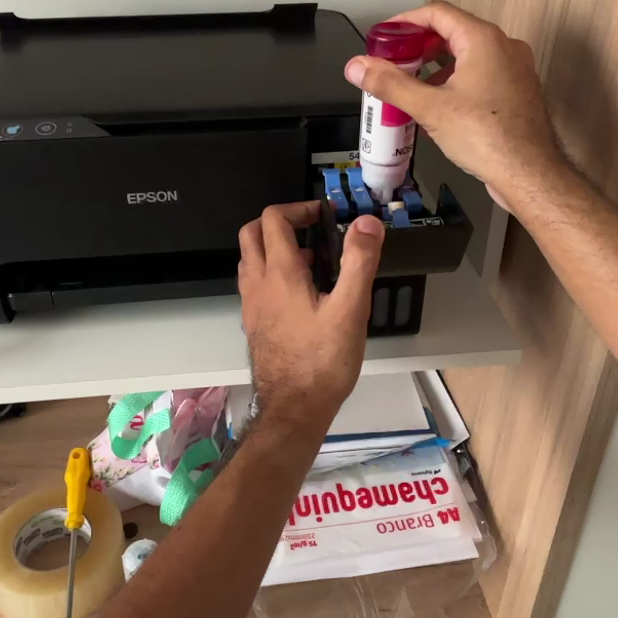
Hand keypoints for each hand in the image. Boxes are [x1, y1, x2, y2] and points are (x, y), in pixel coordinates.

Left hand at [237, 202, 385, 437]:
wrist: (293, 409)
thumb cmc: (323, 361)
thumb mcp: (350, 309)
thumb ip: (358, 262)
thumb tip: (366, 223)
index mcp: (279, 273)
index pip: (273, 219)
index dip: (298, 209)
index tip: (324, 217)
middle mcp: (258, 284)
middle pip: (252, 233)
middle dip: (280, 223)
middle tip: (312, 233)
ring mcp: (252, 305)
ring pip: (250, 259)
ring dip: (274, 249)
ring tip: (310, 263)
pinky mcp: (254, 324)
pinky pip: (255, 285)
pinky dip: (271, 274)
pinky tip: (300, 295)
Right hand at [344, 1, 566, 207]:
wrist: (529, 173)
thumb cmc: (488, 138)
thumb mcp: (429, 109)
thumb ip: (390, 84)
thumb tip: (358, 67)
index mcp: (483, 40)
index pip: (437, 13)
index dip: (405, 22)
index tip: (384, 37)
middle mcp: (503, 47)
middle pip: (452, 33)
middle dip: (418, 47)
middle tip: (393, 64)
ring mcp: (514, 69)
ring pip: (467, 56)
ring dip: (436, 67)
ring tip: (411, 88)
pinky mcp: (516, 91)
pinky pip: (481, 74)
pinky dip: (455, 81)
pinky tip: (439, 107)